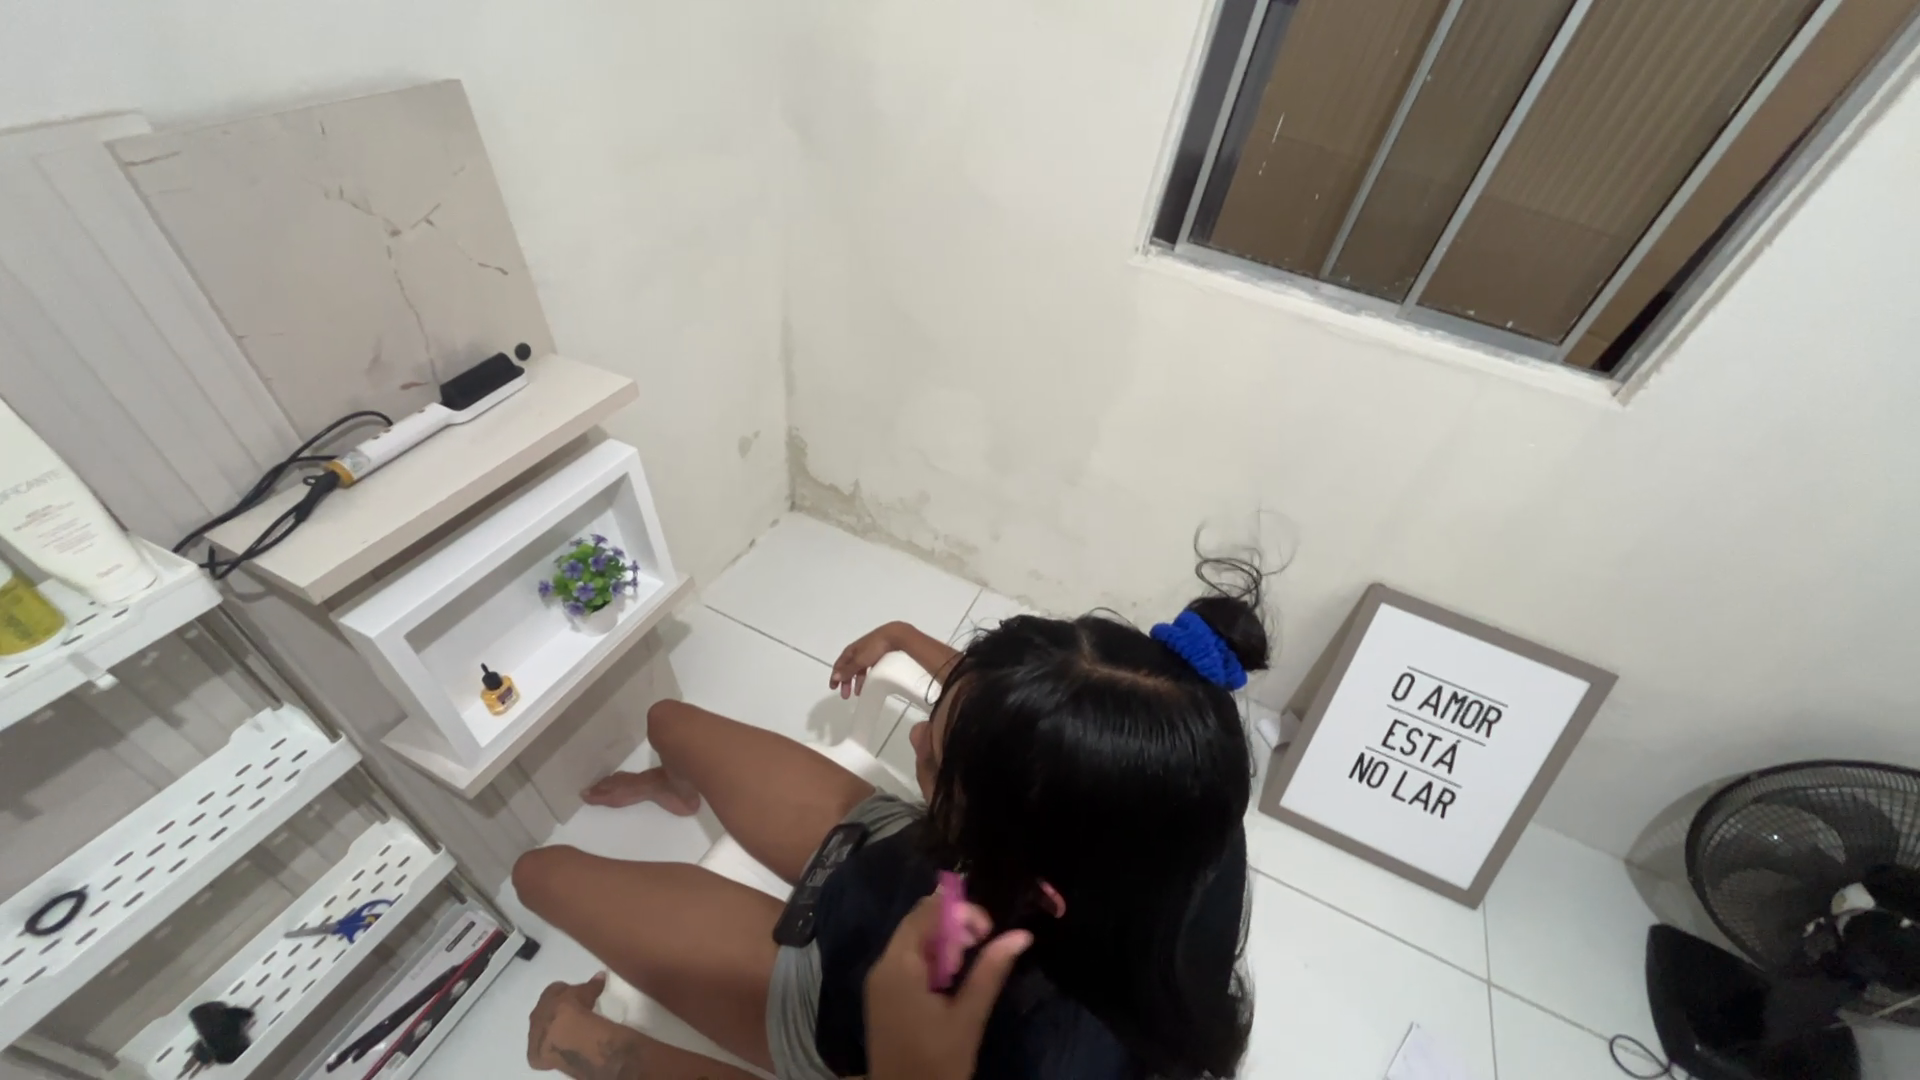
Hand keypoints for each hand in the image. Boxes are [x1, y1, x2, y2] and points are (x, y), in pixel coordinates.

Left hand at [527, 974, 644, 1076]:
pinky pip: (541, 1048)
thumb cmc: (577, 1009)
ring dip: (552, 1029)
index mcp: (547, 996)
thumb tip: (601, 975)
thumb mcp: (588, 992)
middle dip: (557, 1011)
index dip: (567, 992)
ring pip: (542, 1029)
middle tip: (573, 1013)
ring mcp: (533, 1035)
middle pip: (545, 1010)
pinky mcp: (534, 1054)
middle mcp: (536, 1014)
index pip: (555, 990)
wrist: (565, 1036)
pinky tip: (562, 1046)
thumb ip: (592, 984)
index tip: (578, 996)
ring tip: (569, 1031)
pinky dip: (550, 1046)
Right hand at [831, 622, 903, 698]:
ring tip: (859, 693)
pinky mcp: (878, 654)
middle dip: (845, 682)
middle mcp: (857, 651)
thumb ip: (848, 669)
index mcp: (850, 650)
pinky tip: (870, 683)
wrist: (895, 637)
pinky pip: (868, 668)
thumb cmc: (875, 647)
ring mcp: (868, 652)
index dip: (835, 676)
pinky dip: (866, 677)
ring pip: (859, 669)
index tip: (833, 688)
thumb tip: (835, 677)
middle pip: (848, 668)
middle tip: (845, 696)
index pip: (839, 665)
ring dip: (857, 681)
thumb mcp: (860, 660)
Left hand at [865, 895, 1032, 1079]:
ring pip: (914, 940)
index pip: (927, 913)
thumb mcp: (968, 1018)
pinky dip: (932, 960)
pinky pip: (908, 960)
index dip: (959, 911)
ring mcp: (880, 981)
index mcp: (898, 966)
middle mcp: (882, 965)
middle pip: (918, 923)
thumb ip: (991, 971)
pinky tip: (951, 980)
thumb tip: (1022, 935)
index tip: (987, 929)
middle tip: (981, 946)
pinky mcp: (884, 996)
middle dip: (953, 926)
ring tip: (967, 967)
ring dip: (944, 943)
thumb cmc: (937, 1067)